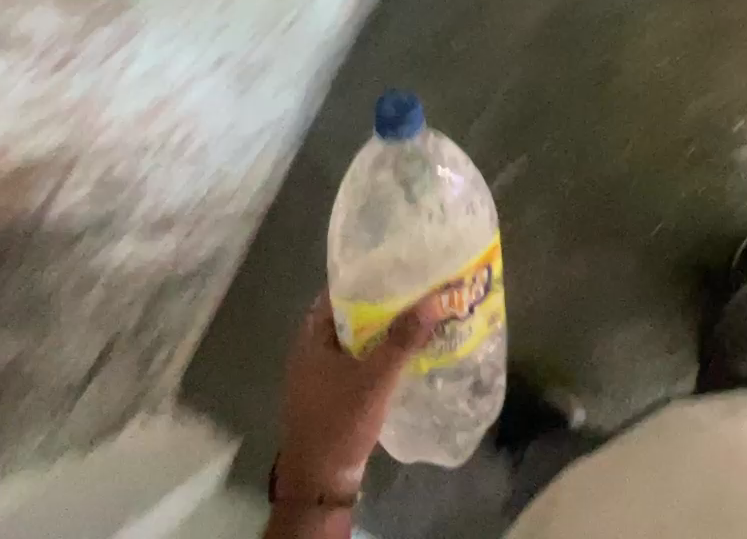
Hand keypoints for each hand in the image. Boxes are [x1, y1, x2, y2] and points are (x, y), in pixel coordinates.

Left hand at [273, 291, 444, 499]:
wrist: (319, 482)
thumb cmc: (339, 422)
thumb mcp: (375, 378)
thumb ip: (403, 338)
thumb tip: (435, 299)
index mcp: (311, 337)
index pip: (339, 291)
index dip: (368, 275)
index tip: (400, 263)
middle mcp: (312, 348)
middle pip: (350, 312)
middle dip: (383, 300)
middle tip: (419, 285)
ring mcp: (321, 371)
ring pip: (357, 337)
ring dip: (384, 327)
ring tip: (420, 311)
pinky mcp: (333, 390)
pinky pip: (360, 357)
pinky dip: (380, 349)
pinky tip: (407, 348)